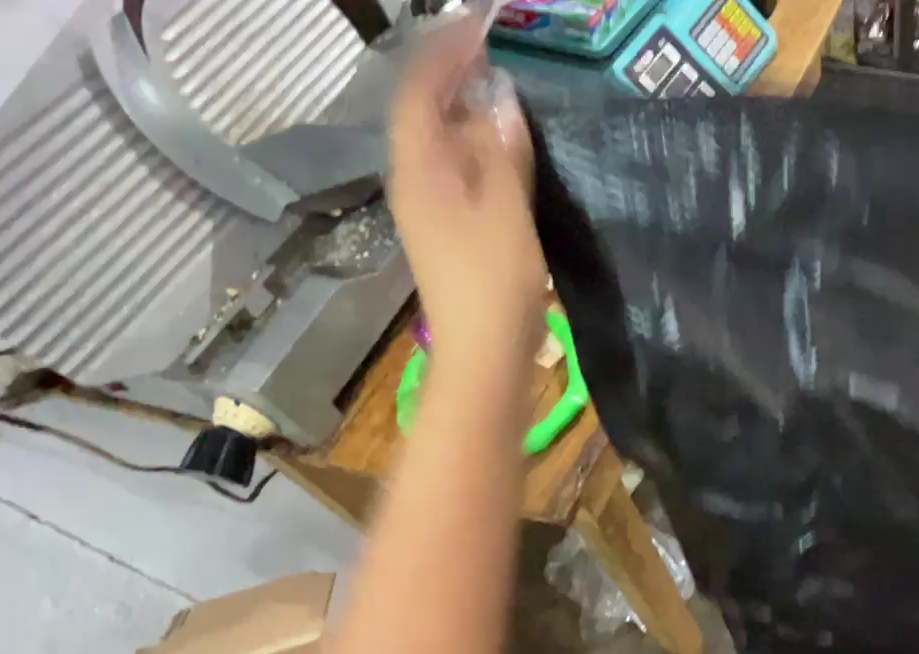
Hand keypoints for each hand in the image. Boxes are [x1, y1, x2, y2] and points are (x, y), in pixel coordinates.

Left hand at [387, 15, 546, 360]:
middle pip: (423, 111)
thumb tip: (500, 98)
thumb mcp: (505, 211)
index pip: (420, 88)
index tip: (481, 22)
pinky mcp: (449, 232)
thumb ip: (501, 151)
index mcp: (418, 168)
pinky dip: (476, 147)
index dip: (446, 50)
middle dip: (453, 74)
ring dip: (465, 110)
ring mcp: (429, 209)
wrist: (483, 355)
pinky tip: (503, 150)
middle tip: (493, 49)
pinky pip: (456, 171)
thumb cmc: (493, 283)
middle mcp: (413, 181)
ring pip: (440, 142)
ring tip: (501, 89)